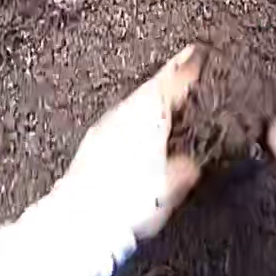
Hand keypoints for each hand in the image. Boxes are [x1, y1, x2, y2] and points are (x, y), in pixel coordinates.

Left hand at [55, 45, 203, 238]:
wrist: (80, 221)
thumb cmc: (123, 202)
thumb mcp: (172, 185)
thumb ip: (185, 168)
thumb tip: (191, 162)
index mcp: (148, 113)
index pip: (172, 80)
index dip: (187, 66)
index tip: (195, 53)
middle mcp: (124, 113)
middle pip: (152, 88)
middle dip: (169, 78)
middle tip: (183, 66)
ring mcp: (106, 127)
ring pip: (135, 104)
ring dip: (151, 98)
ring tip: (164, 98)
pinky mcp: (94, 143)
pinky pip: (121, 120)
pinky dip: (135, 118)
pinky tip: (138, 131)